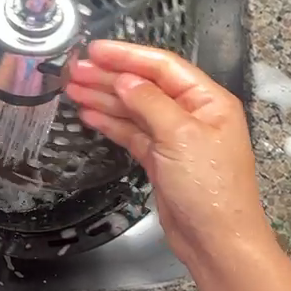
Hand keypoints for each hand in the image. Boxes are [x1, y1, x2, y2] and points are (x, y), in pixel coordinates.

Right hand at [65, 40, 275, 270]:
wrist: (217, 241)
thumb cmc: (212, 190)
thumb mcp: (181, 136)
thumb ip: (149, 103)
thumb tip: (124, 79)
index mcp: (208, 100)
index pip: (162, 67)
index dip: (126, 56)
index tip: (95, 50)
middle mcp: (192, 115)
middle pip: (144, 86)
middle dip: (109, 76)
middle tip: (74, 70)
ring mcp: (175, 138)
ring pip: (134, 109)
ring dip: (104, 98)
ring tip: (73, 88)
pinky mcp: (161, 160)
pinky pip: (132, 134)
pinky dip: (110, 123)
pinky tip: (90, 114)